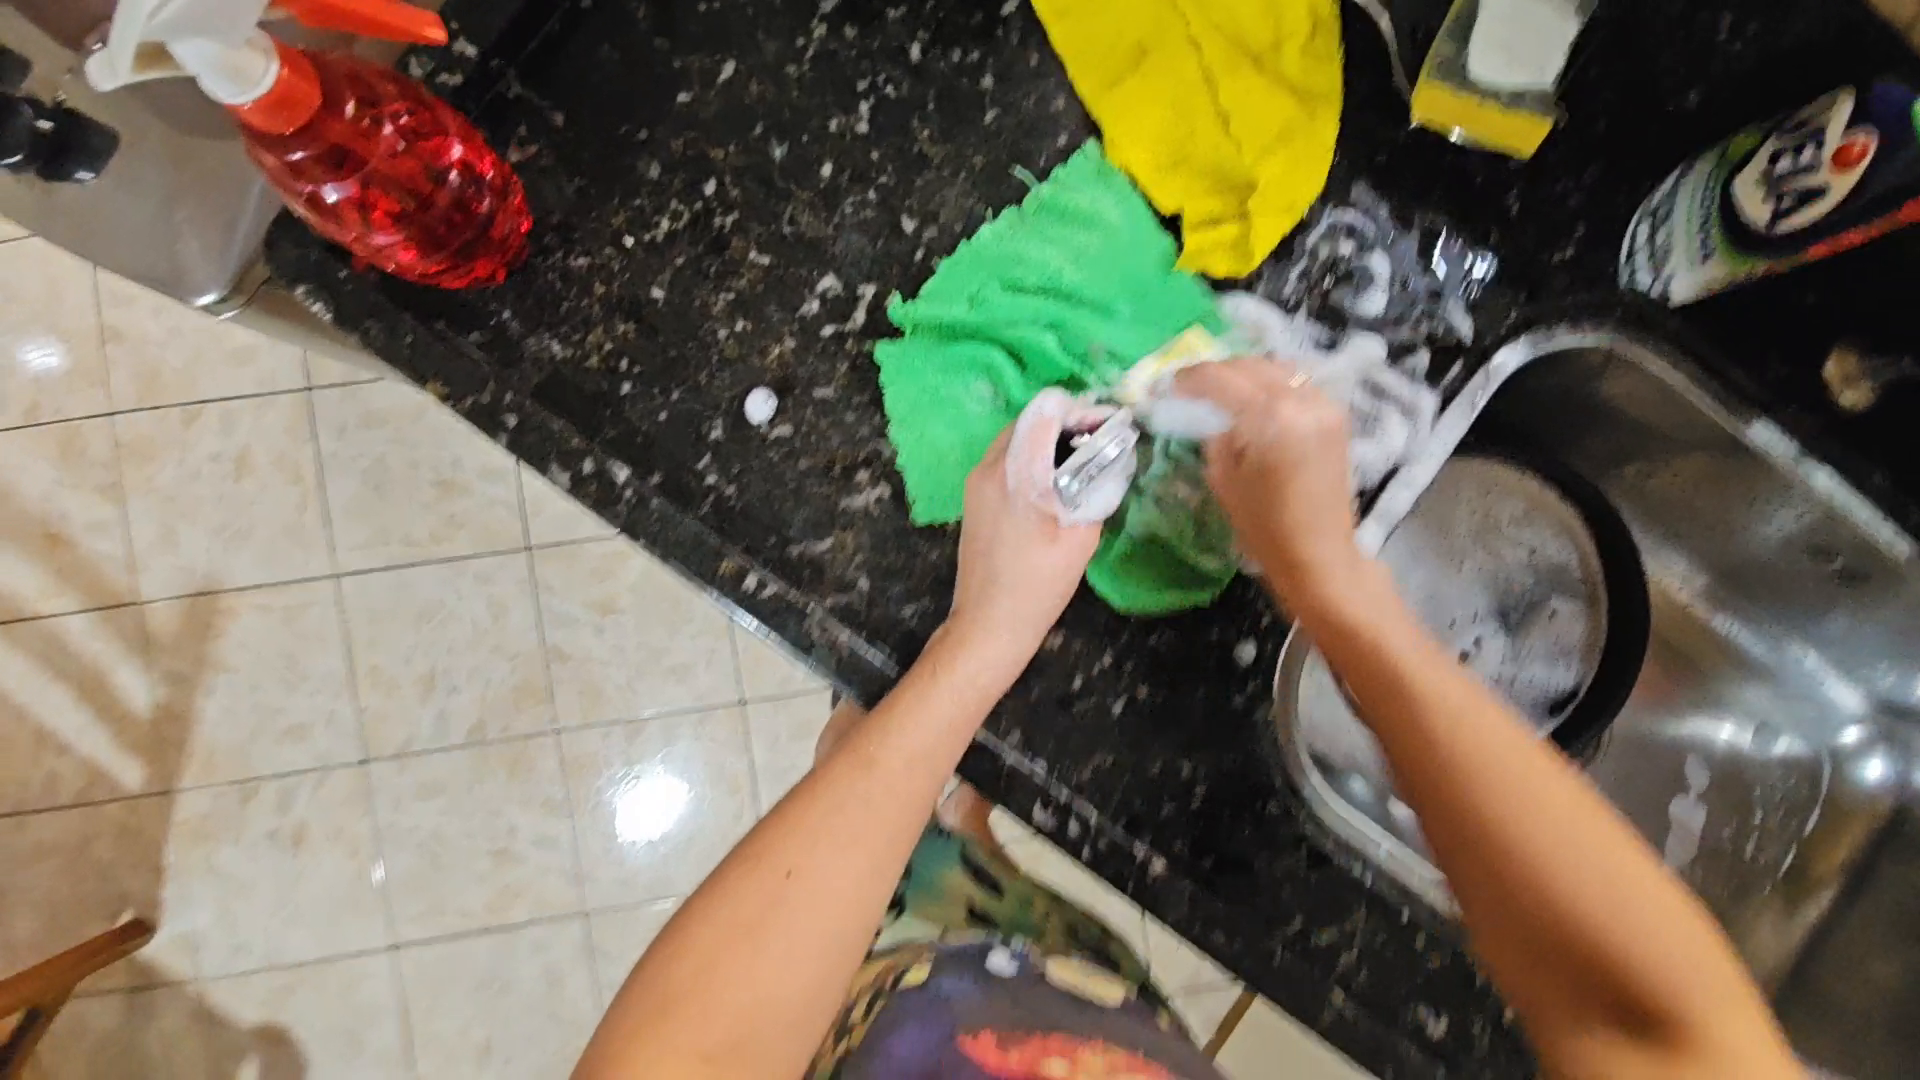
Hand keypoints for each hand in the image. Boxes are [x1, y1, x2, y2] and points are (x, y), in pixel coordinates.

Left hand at [942, 419, 1101, 676]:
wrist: (988, 623)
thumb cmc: (1038, 585)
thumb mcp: (1080, 537)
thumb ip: (1097, 488)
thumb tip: (1112, 456)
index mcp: (1015, 473)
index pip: (1045, 410)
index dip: (1080, 409)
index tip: (1107, 426)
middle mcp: (989, 467)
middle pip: (1029, 419)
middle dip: (1067, 423)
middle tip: (1101, 441)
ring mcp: (976, 481)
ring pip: (1016, 438)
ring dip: (1049, 440)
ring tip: (1083, 460)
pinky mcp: (974, 497)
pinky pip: (1006, 459)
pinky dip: (1032, 457)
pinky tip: (1056, 482)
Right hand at [1174, 357, 1363, 613]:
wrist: (1319, 554)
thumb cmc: (1263, 526)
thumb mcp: (1222, 478)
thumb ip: (1213, 433)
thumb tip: (1204, 409)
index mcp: (1269, 417)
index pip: (1220, 378)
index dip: (1188, 378)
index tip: (1167, 385)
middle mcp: (1301, 399)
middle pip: (1249, 364)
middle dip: (1215, 372)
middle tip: (1190, 388)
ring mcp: (1324, 404)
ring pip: (1276, 367)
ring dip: (1244, 373)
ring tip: (1221, 391)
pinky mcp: (1335, 415)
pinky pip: (1297, 383)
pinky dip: (1271, 384)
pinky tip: (1255, 401)